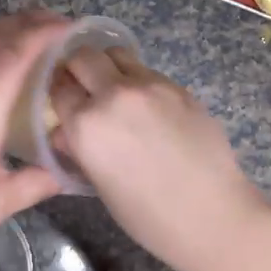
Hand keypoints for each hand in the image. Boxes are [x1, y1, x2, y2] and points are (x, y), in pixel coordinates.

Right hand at [51, 47, 270, 268]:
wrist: (211, 215)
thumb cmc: (148, 216)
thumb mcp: (100, 185)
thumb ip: (78, 149)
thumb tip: (63, 131)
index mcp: (86, 125)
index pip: (58, 87)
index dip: (58, 90)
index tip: (62, 97)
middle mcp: (112, 95)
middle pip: (83, 56)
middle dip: (78, 67)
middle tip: (84, 85)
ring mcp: (147, 85)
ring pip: (115, 54)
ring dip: (108, 66)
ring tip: (115, 89)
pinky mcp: (175, 85)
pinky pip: (145, 70)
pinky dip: (137, 79)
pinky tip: (146, 105)